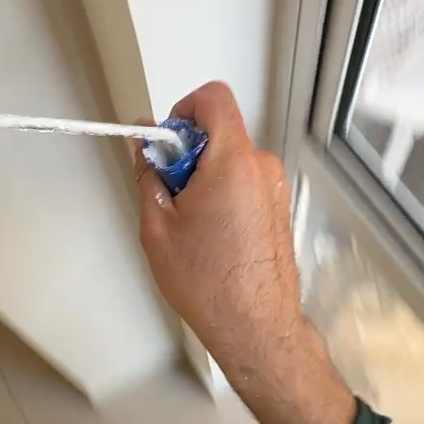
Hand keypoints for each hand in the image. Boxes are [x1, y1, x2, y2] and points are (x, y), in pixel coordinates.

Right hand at [135, 82, 355, 423]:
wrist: (256, 325)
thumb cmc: (213, 286)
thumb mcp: (158, 227)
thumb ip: (149, 175)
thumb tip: (145, 149)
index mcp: (232, 163)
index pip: (212, 98)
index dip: (183, 109)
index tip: (166, 140)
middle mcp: (261, 168)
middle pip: (219, 130)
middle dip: (188, 152)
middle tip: (170, 191)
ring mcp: (274, 187)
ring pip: (230, 158)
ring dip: (205, 176)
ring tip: (191, 222)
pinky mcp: (277, 205)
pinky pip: (244, 180)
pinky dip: (223, 192)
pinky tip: (210, 231)